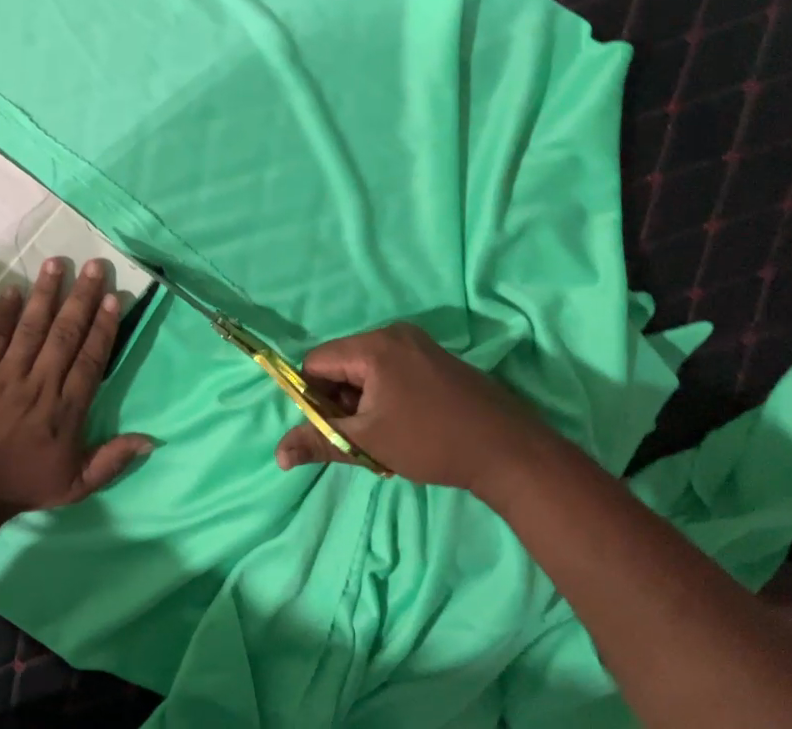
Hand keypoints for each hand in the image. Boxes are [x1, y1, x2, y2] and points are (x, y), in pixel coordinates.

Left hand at [0, 257, 152, 518]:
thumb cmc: (23, 484)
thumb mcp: (76, 485)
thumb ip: (112, 461)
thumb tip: (151, 440)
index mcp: (66, 410)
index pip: (90, 360)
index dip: (103, 327)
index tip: (113, 299)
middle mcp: (40, 384)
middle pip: (65, 334)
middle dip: (81, 298)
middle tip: (94, 266)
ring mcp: (7, 375)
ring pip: (31, 327)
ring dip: (45, 294)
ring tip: (56, 263)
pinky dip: (3, 313)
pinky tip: (13, 289)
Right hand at [274, 322, 556, 493]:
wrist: (513, 454)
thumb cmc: (433, 443)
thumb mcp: (368, 445)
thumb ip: (318, 442)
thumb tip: (278, 456)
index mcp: (374, 347)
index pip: (316, 363)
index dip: (316, 397)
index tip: (337, 426)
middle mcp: (394, 334)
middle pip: (341, 363)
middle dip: (342, 400)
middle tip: (365, 433)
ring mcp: (420, 344)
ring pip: (366, 369)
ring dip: (364, 400)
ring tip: (388, 432)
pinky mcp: (438, 359)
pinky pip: (392, 369)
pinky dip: (387, 395)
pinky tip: (408, 423)